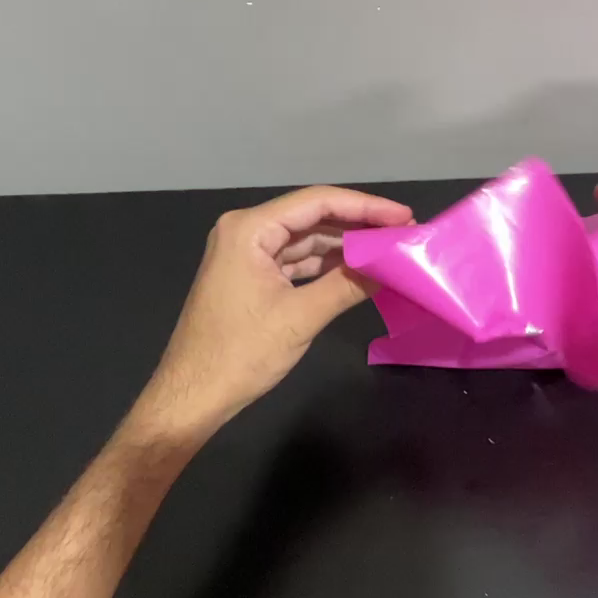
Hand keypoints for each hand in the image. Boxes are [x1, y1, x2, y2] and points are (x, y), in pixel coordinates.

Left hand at [135, 185, 413, 435]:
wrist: (193, 395)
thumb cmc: (240, 354)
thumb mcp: (300, 318)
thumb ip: (347, 285)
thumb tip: (389, 265)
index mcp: (249, 230)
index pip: (317, 203)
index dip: (365, 206)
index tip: (404, 216)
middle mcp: (246, 232)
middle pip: (312, 217)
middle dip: (358, 225)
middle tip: (403, 233)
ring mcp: (247, 255)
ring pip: (306, 240)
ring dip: (345, 246)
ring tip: (388, 250)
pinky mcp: (251, 277)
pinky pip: (296, 261)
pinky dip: (326, 266)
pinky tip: (358, 270)